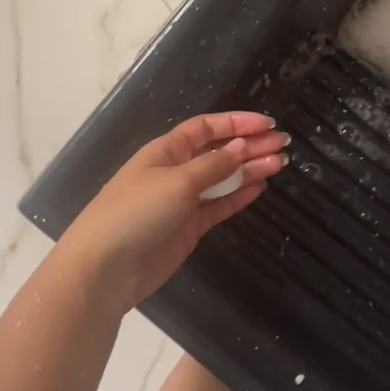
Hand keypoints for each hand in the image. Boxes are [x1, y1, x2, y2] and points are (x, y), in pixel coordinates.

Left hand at [58, 112, 288, 310]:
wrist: (106, 268)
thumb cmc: (136, 212)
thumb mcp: (177, 181)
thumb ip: (214, 166)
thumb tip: (242, 146)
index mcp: (167, 150)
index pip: (207, 128)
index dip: (236, 122)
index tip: (267, 124)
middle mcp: (176, 170)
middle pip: (218, 151)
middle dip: (250, 145)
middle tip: (283, 144)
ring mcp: (182, 200)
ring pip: (223, 178)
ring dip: (250, 170)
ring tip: (280, 163)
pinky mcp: (188, 227)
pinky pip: (219, 205)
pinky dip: (239, 195)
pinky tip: (260, 187)